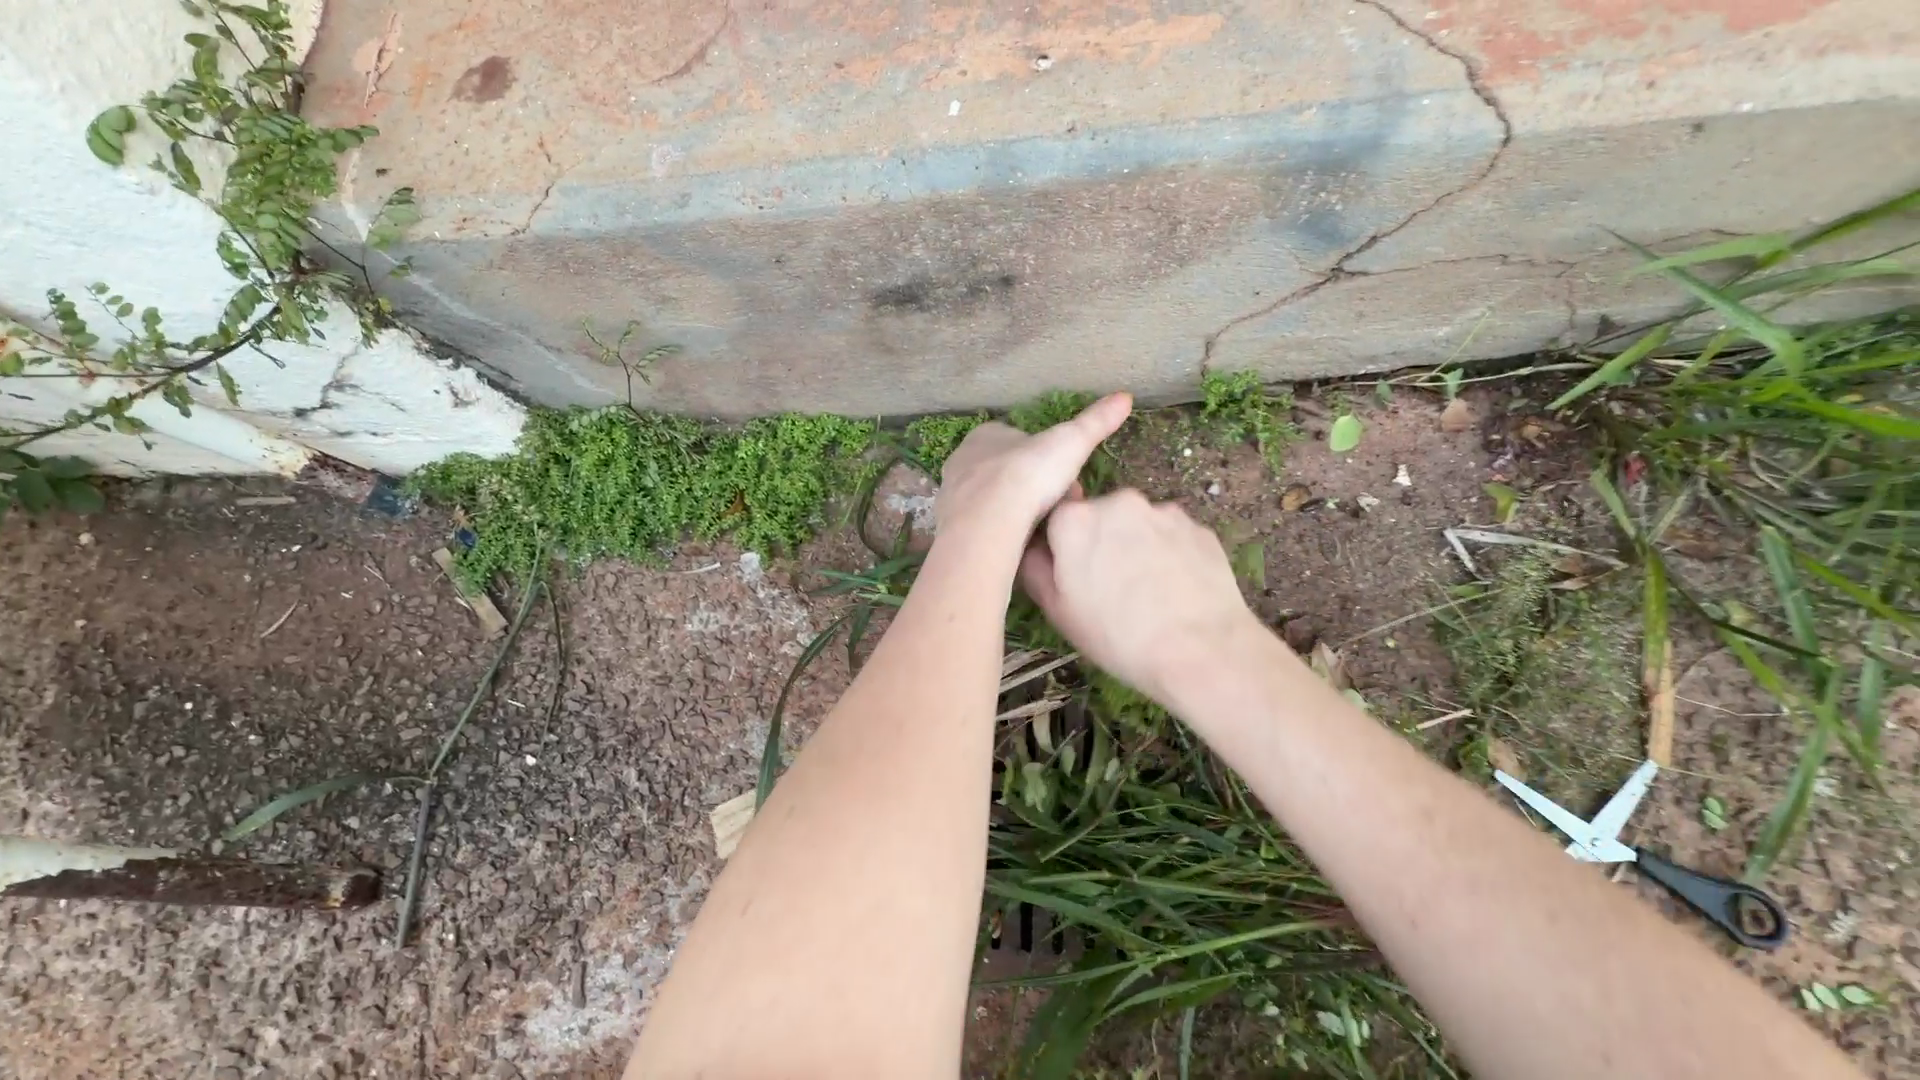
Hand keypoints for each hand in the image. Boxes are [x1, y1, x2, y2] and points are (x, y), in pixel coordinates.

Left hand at [935, 394, 1131, 543]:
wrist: (988, 523)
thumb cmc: (1027, 475)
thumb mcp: (1071, 442)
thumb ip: (1096, 421)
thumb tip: (1124, 397)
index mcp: (986, 434)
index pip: (1020, 440)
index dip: (1048, 458)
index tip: (1070, 477)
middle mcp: (964, 460)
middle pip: (1008, 471)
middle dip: (1036, 486)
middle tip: (1063, 504)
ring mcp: (954, 495)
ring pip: (994, 499)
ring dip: (1019, 509)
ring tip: (1046, 527)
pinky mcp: (952, 525)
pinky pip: (982, 525)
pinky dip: (1002, 530)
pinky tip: (1021, 543)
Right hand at [1021, 490, 1256, 704]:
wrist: (1202, 651)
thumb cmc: (1117, 636)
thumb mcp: (1057, 611)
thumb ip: (1035, 568)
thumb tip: (1033, 547)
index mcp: (1074, 520)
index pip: (1055, 518)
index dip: (1061, 547)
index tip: (1072, 576)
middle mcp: (1118, 502)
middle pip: (1099, 516)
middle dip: (1101, 543)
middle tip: (1109, 588)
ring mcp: (1163, 511)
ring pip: (1138, 525)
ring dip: (1136, 547)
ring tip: (1148, 593)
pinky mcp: (1199, 526)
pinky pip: (1172, 537)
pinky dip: (1170, 555)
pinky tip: (1175, 590)